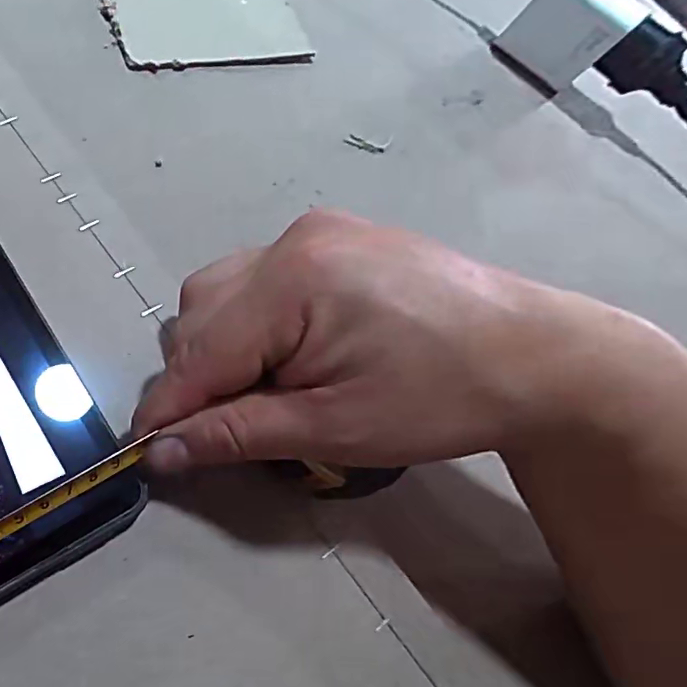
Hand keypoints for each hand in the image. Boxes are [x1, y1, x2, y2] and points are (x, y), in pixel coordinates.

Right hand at [132, 210, 666, 471]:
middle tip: (224, 427)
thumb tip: (158, 452)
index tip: (145, 453)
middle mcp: (290, 241)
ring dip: (214, 349)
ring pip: (213, 297)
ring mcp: (309, 233)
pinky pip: (246, 282)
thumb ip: (234, 433)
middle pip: (197, 319)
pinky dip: (241, 325)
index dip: (166, 407)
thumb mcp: (330, 428)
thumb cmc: (440, 399)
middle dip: (195, 380)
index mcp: (293, 280)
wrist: (542, 357)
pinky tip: (276, 352)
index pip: (199, 353)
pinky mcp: (325, 241)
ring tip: (258, 388)